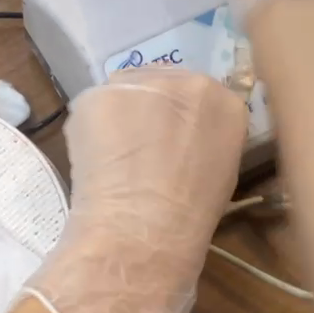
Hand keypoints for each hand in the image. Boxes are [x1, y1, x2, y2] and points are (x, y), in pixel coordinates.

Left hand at [23, 70, 248, 312]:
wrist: (144, 230)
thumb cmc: (188, 219)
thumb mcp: (219, 174)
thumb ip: (204, 142)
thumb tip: (179, 140)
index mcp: (225, 104)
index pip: (197, 96)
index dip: (174, 119)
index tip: (164, 141)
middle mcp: (187, 82)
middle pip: (158, 84)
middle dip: (144, 112)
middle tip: (133, 151)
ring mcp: (140, 84)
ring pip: (122, 94)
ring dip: (115, 118)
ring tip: (113, 159)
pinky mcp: (99, 96)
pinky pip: (91, 108)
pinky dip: (89, 131)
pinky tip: (94, 161)